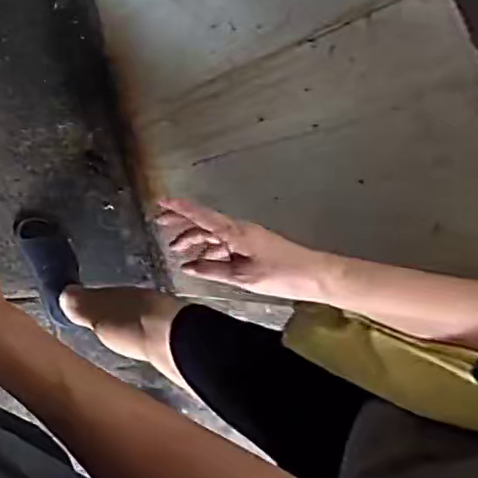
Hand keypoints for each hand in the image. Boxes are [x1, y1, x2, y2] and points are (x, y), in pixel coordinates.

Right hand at [154, 199, 340, 302]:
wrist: (319, 276)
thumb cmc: (282, 275)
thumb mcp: (243, 277)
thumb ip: (212, 270)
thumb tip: (187, 266)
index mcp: (234, 232)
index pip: (200, 216)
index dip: (178, 208)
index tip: (159, 201)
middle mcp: (237, 229)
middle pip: (203, 221)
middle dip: (179, 221)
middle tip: (158, 223)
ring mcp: (245, 237)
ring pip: (212, 233)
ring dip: (192, 239)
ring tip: (174, 249)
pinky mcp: (251, 246)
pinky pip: (223, 243)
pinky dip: (207, 249)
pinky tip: (198, 260)